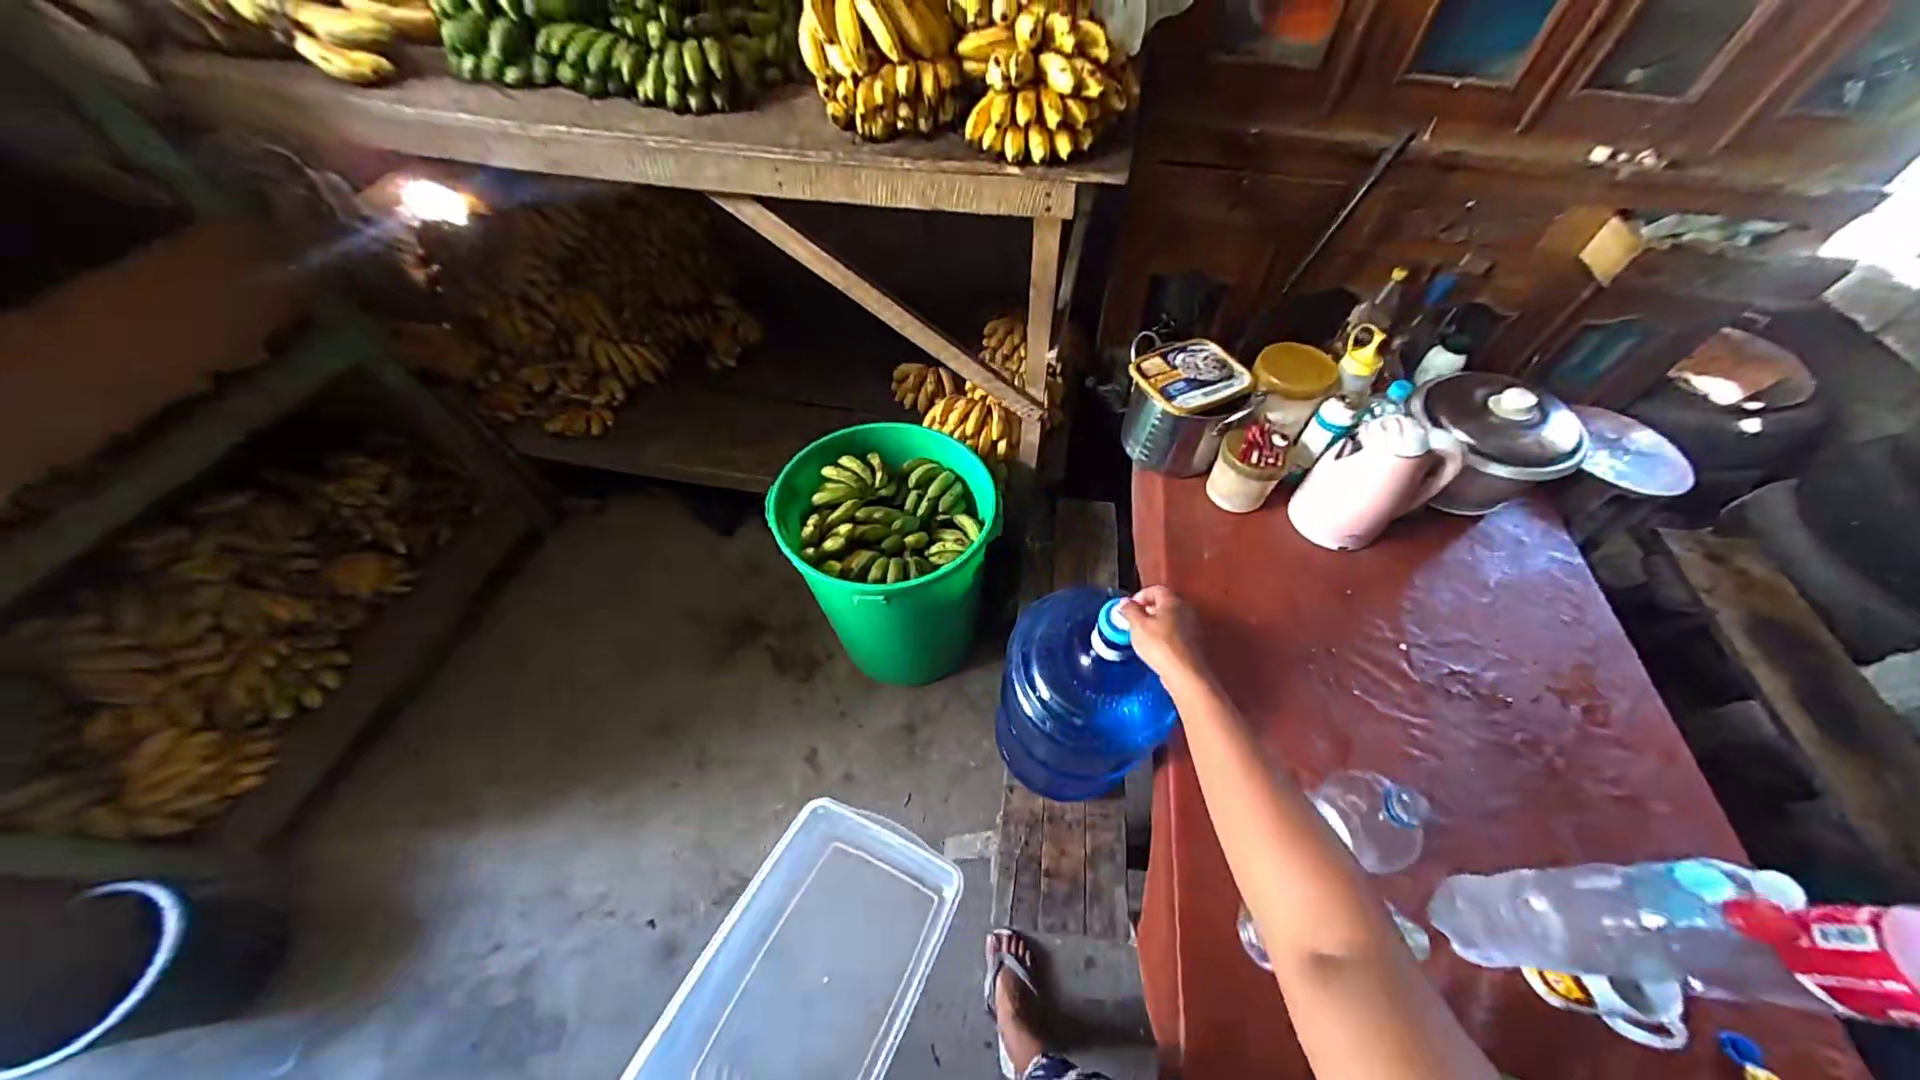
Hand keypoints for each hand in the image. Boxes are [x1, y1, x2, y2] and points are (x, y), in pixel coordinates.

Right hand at [1117, 586, 1211, 686]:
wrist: (1185, 673)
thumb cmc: (1159, 645)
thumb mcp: (1138, 626)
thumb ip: (1129, 610)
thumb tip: (1125, 602)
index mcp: (1173, 601)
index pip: (1155, 589)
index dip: (1139, 596)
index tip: (1128, 609)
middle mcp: (1187, 609)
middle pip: (1164, 603)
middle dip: (1147, 610)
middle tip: (1134, 622)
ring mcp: (1193, 626)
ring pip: (1171, 618)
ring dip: (1156, 624)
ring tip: (1143, 636)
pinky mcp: (1195, 642)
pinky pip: (1176, 632)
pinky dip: (1165, 635)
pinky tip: (1157, 647)